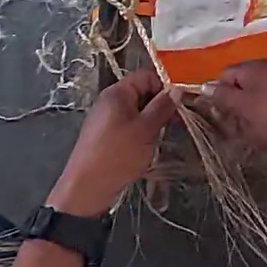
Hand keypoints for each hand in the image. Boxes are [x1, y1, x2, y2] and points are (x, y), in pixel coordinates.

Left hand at [48, 70, 178, 214]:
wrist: (86, 190)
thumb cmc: (117, 155)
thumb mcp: (145, 130)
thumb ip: (162, 107)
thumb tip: (177, 89)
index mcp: (117, 93)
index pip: (146, 76)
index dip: (164, 86)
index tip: (180, 103)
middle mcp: (110, 101)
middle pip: (141, 92)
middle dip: (160, 105)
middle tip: (176, 121)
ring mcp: (106, 119)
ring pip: (137, 110)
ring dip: (152, 120)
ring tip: (162, 136)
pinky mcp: (105, 135)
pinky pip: (128, 124)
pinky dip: (141, 131)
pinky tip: (147, 146)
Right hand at [199, 61, 266, 164]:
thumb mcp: (243, 108)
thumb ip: (222, 97)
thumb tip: (204, 87)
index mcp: (253, 68)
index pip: (223, 75)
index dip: (215, 93)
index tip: (213, 114)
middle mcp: (266, 73)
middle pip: (238, 88)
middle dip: (231, 108)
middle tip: (230, 127)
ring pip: (252, 102)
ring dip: (245, 119)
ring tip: (247, 135)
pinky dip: (261, 123)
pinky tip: (263, 137)